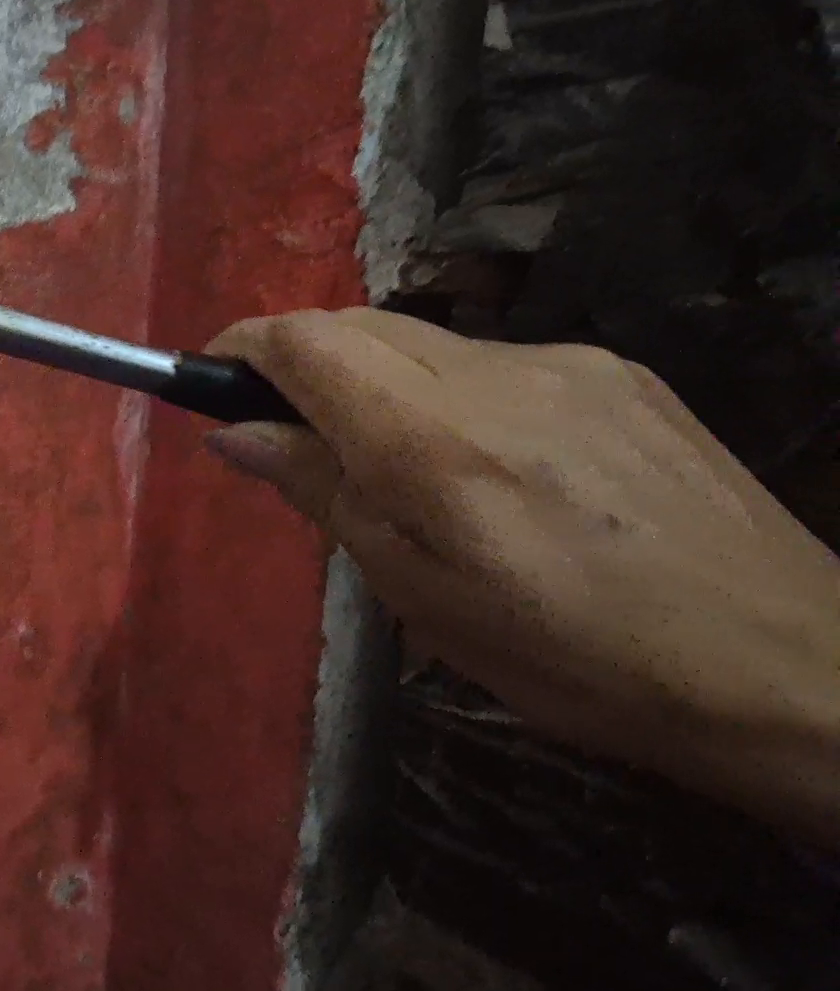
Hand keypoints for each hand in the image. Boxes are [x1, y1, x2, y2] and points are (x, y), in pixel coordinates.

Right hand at [204, 307, 839, 843]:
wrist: (786, 665)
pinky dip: (438, 390)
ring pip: (419, 339)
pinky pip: (486, 360)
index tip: (208, 373)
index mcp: (432, 441)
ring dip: (367, 377)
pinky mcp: (616, 370)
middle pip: (355, 324)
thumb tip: (231, 434)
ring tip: (381, 459)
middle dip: (296, 357)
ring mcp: (566, 363)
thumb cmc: (560, 651)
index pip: (307, 343)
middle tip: (279, 425)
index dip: (243, 345)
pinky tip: (473, 460)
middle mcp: (496, 374)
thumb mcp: (409, 585)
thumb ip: (316, 488)